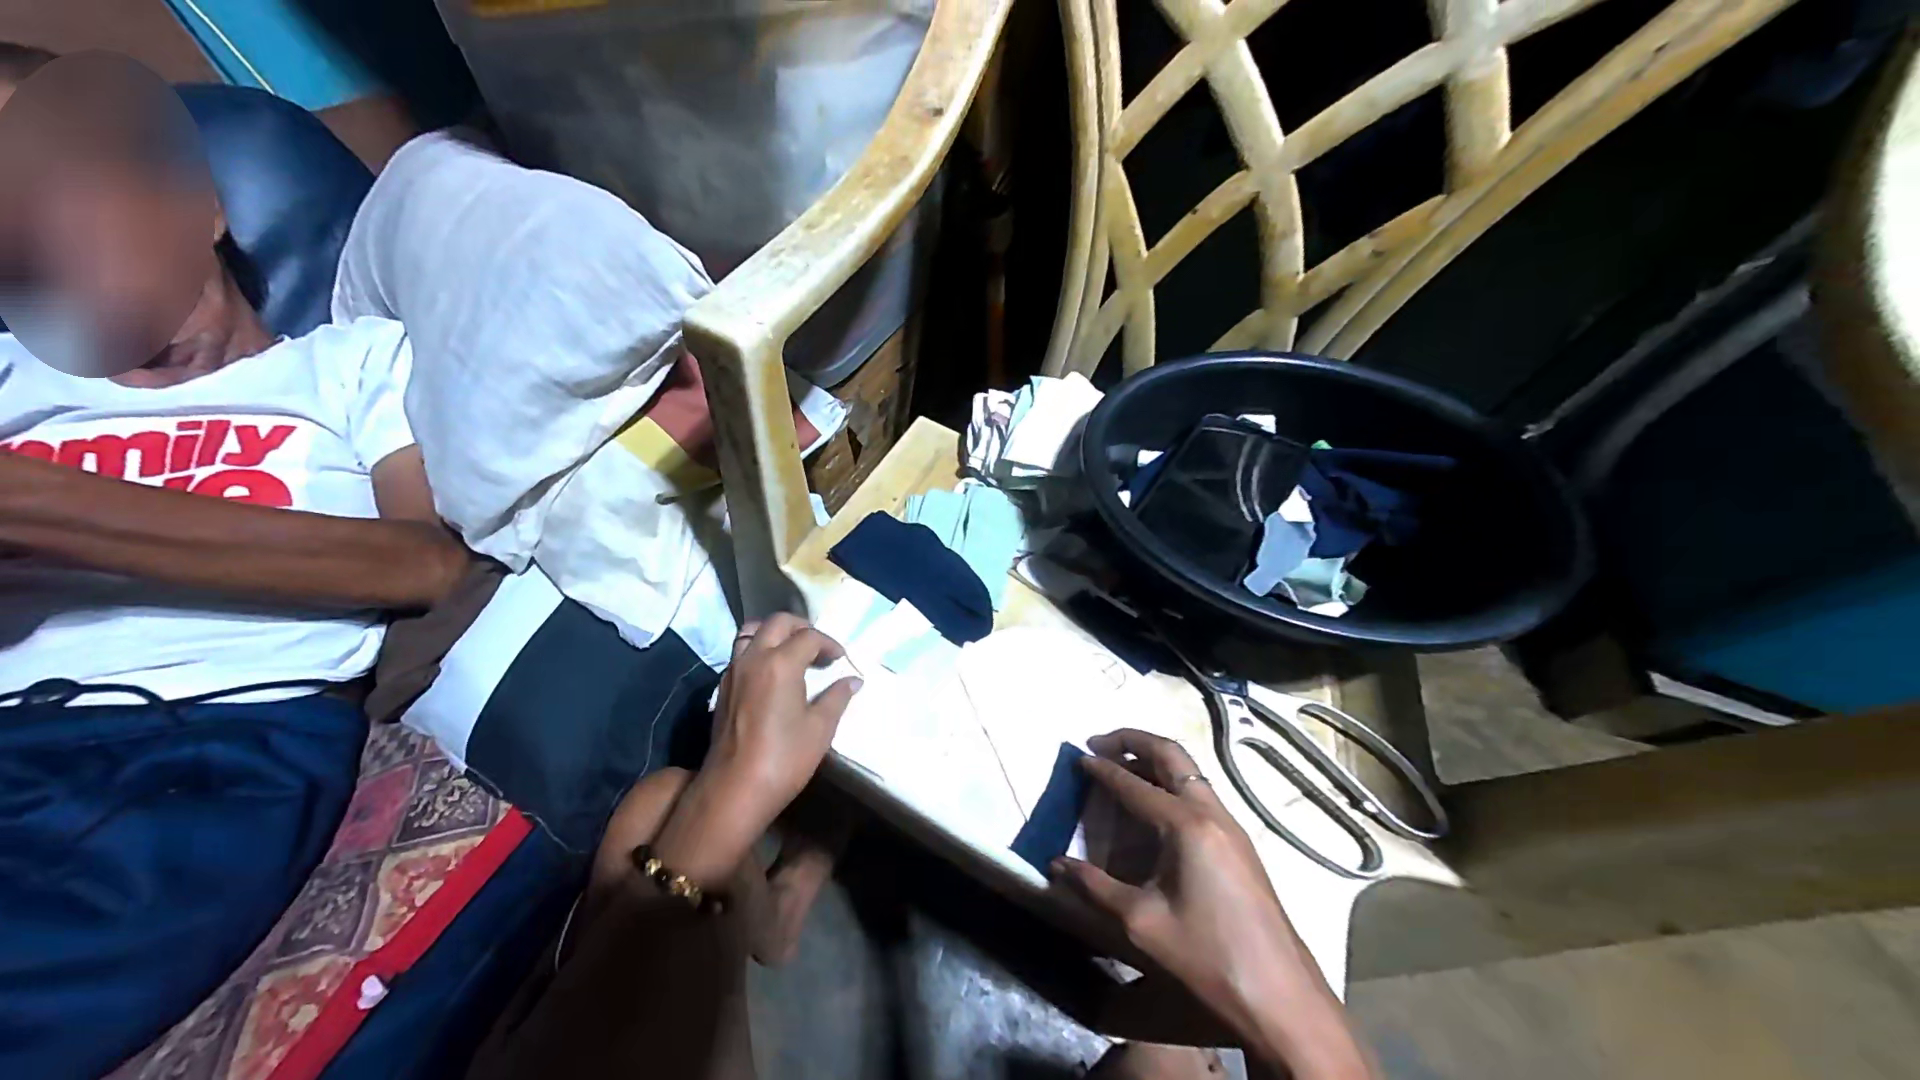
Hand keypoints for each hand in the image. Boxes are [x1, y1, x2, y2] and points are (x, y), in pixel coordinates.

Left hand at [650, 614, 860, 889]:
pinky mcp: (723, 686)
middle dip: (802, 628)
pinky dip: (759, 649)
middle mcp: (754, 658)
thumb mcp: (820, 728)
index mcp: (781, 663)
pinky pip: (741, 651)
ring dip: (775, 633)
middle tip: (818, 647)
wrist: (734, 789)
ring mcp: (734, 670)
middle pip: (777, 623)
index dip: (829, 643)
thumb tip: (853, 681)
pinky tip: (772, 673)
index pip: (809, 637)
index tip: (840, 658)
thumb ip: (837, 697)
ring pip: (752, 631)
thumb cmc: (784, 759)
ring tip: (792, 651)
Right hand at [1051, 729, 1372, 1079]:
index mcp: (1185, 825)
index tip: (1078, 759)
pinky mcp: (1239, 842)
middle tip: (1099, 742)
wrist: (1281, 998)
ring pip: (1189, 771)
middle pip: (1170, 755)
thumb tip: (1055, 865)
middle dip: (1133, 740)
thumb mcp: (1140, 924)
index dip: (1102, 769)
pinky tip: (1153, 803)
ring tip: (1121, 764)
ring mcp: (1231, 825)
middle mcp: (1211, 812)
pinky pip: (1199, 792)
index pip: (1133, 784)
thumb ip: (1094, 887)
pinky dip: (1171, 781)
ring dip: (1153, 758)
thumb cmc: (1207, 958)